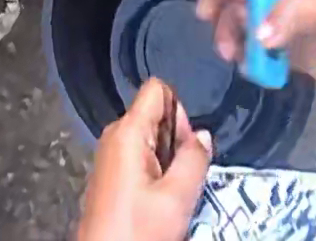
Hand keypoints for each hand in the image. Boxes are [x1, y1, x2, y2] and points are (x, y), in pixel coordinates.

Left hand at [76, 77, 211, 240]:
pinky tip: (158, 199)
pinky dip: (155, 170)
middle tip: (181, 177)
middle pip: (155, 114)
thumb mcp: (175, 200)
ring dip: (167, 159)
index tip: (185, 148)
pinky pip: (139, 155)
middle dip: (175, 139)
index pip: (157, 89)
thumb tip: (204, 134)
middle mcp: (116, 132)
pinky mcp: (111, 172)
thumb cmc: (137, 232)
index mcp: (128, 129)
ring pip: (150, 137)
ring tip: (171, 192)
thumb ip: (193, 161)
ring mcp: (111, 152)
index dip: (178, 111)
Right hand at [195, 0, 315, 101]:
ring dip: (227, 31)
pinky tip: (249, 67)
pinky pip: (252, 48)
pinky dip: (244, 56)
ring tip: (229, 54)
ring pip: (238, 18)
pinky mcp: (282, 51)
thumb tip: (257, 34)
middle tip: (206, 17)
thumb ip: (291, 15)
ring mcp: (277, 21)